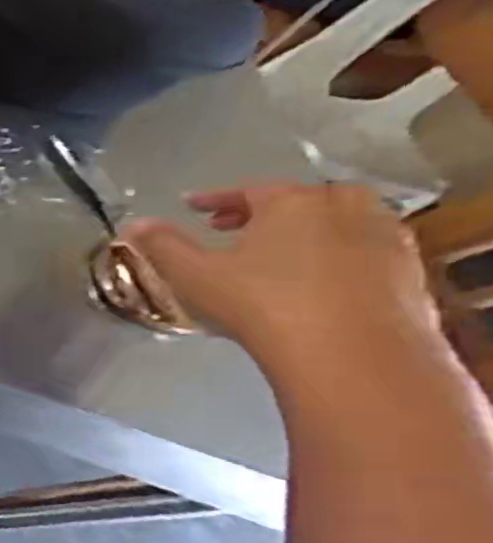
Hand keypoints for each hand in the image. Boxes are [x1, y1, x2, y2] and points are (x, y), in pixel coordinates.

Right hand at [119, 181, 435, 360]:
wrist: (352, 353)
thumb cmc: (261, 302)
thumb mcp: (193, 273)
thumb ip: (162, 244)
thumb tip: (134, 223)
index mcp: (293, 203)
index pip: (249, 189)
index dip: (216, 197)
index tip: (192, 206)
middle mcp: (346, 211)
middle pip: (305, 198)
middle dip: (271, 208)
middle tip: (239, 226)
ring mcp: (385, 241)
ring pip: (342, 222)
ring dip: (308, 229)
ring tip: (277, 252)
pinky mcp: (408, 273)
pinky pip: (363, 250)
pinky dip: (336, 253)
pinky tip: (314, 279)